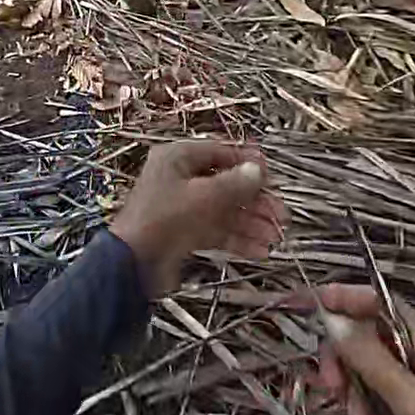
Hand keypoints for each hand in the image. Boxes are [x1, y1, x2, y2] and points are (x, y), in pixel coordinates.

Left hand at [109, 140, 286, 295]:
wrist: (134, 263)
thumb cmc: (165, 218)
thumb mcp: (203, 197)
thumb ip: (234, 183)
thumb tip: (257, 169)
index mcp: (177, 157)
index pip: (218, 152)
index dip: (246, 163)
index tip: (273, 176)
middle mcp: (179, 177)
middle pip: (224, 183)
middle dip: (253, 200)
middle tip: (281, 215)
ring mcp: (181, 205)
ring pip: (222, 209)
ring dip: (249, 222)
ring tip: (275, 237)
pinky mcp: (183, 232)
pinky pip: (215, 229)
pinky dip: (236, 238)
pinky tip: (259, 250)